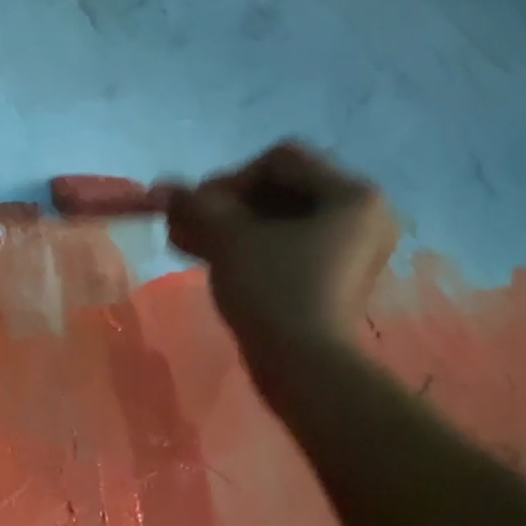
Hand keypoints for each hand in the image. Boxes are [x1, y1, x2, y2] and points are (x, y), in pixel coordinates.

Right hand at [163, 141, 399, 366]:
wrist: (302, 364)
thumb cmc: (273, 291)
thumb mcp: (229, 241)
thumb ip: (196, 206)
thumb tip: (163, 187)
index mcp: (351, 194)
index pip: (280, 161)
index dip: (230, 179)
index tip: (199, 211)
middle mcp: (362, 214)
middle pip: (282, 190)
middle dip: (227, 206)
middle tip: (187, 227)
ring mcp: (351, 249)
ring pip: (281, 221)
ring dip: (232, 227)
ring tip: (191, 244)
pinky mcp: (334, 279)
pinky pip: (288, 247)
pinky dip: (250, 248)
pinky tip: (213, 260)